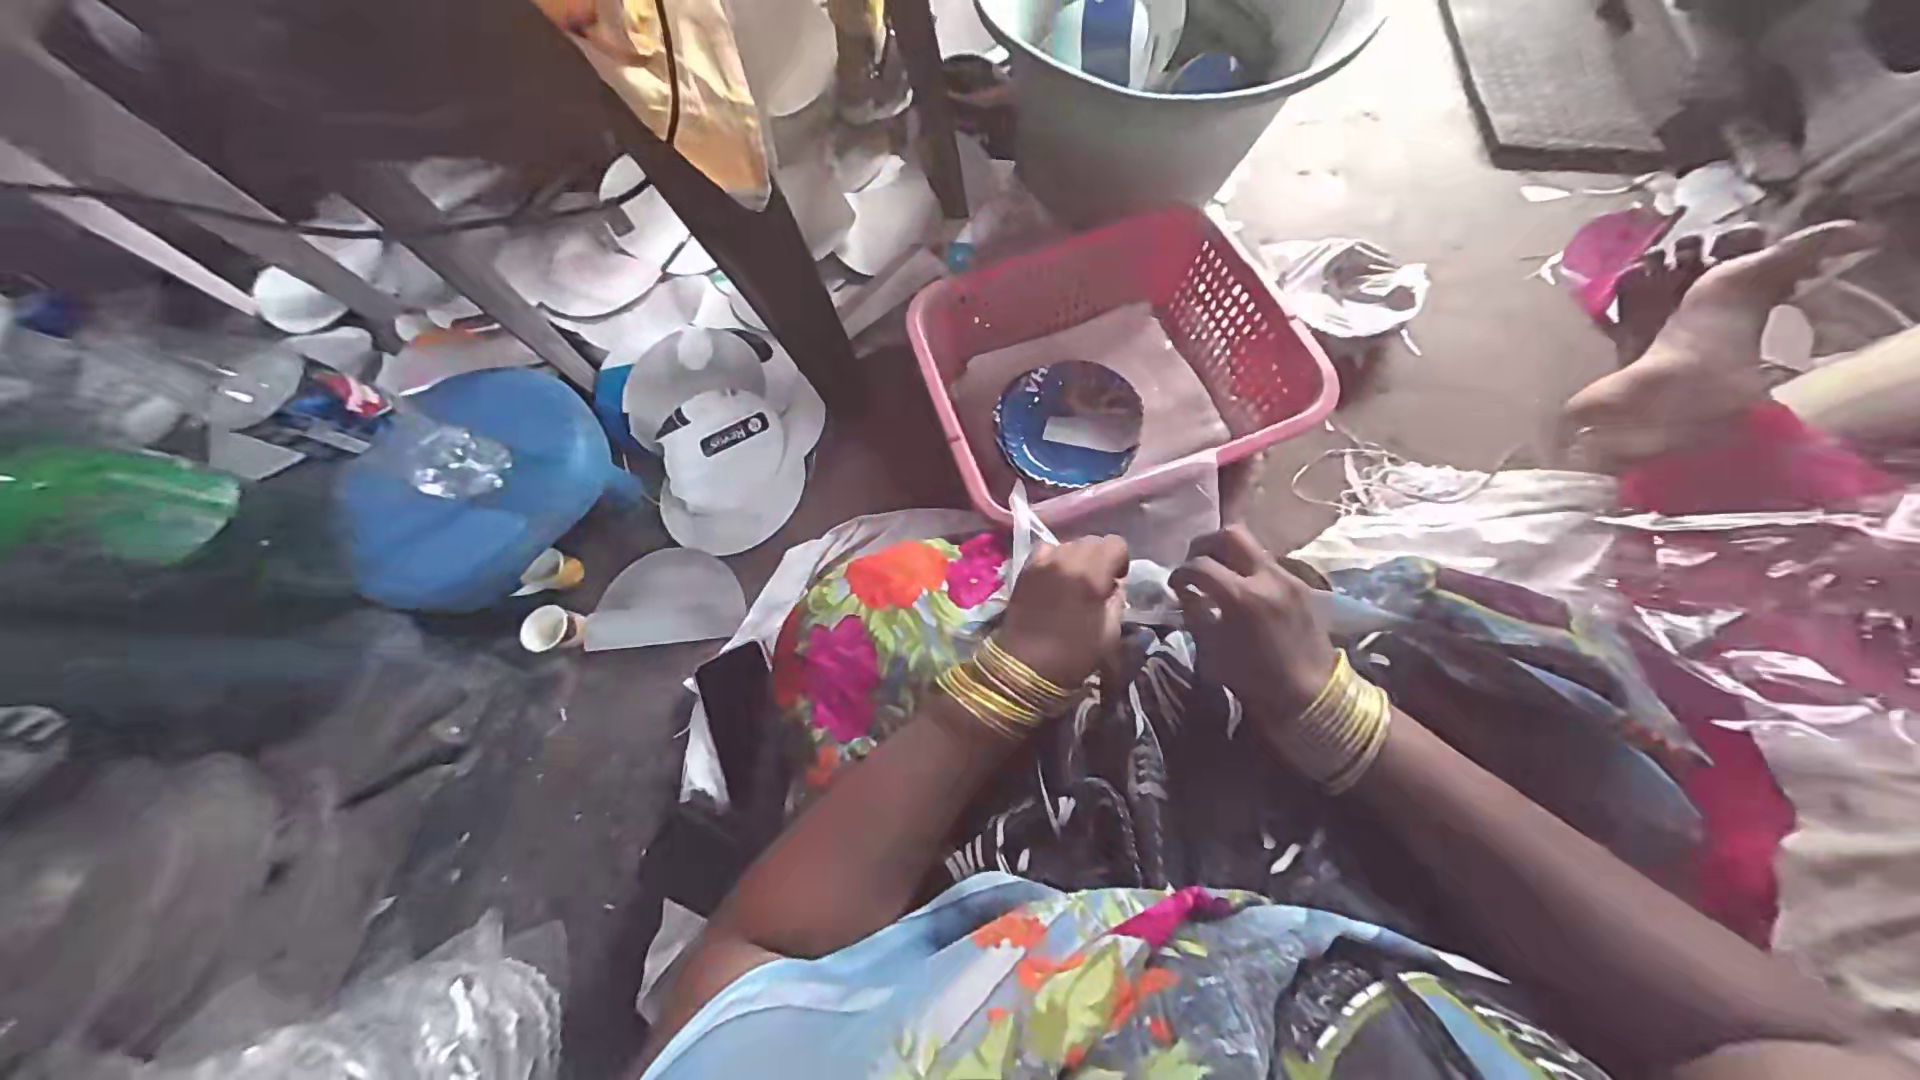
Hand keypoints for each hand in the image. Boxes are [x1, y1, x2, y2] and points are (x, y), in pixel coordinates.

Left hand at [994, 535, 1128, 687]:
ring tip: (1073, 582)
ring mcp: (1042, 562)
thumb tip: (1114, 585)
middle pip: (1092, 540)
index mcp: (1090, 574)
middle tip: (1095, 585)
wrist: (1025, 666)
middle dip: (1099, 558)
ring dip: (1077, 558)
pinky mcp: (1024, 569)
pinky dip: (1054, 559)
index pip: (1115, 543)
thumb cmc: (1073, 654)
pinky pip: (1046, 550)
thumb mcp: (1109, 633)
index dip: (1120, 561)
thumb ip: (1117, 600)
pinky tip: (1054, 579)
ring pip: (1069, 543)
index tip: (1115, 583)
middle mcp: (1066, 560)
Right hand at [1171, 527, 1337, 743]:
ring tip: (1217, 575)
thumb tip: (1185, 592)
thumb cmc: (1254, 677)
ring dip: (1228, 554)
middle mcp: (1267, 578)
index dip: (1180, 572)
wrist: (1310, 693)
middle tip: (1194, 562)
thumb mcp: (1211, 648)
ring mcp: (1288, 578)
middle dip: (1204, 544)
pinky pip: (1267, 564)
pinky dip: (1247, 569)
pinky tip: (1241, 589)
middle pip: (1230, 534)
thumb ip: (1195, 612)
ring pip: (1251, 545)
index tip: (1175, 585)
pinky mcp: (1301, 585)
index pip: (1199, 564)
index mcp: (1241, 597)